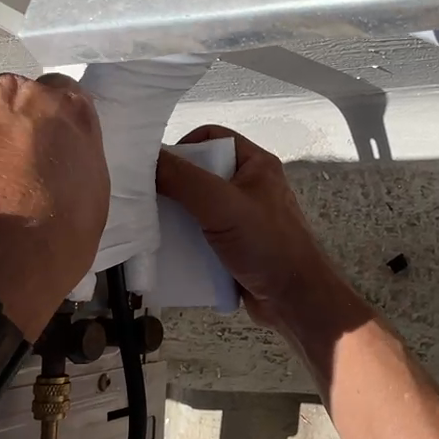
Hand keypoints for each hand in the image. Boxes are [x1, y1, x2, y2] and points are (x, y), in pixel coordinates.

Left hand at [0, 74, 107, 338]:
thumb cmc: (42, 246)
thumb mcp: (89, 204)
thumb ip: (74, 161)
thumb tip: (59, 155)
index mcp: (59, 108)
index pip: (64, 97)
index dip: (55, 128)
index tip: (50, 154)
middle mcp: (3, 92)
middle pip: (7, 102)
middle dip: (7, 130)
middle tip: (2, 177)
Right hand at [155, 126, 370, 349]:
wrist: (295, 300)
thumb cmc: (266, 244)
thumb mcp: (222, 205)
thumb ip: (183, 179)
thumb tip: (146, 158)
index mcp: (256, 165)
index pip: (213, 138)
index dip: (183, 146)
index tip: (155, 168)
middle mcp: (249, 186)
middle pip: (200, 173)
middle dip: (172, 184)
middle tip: (144, 199)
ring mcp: (242, 218)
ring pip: (197, 206)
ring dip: (174, 216)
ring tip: (147, 226)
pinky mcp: (235, 246)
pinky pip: (201, 234)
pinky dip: (184, 240)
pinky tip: (163, 249)